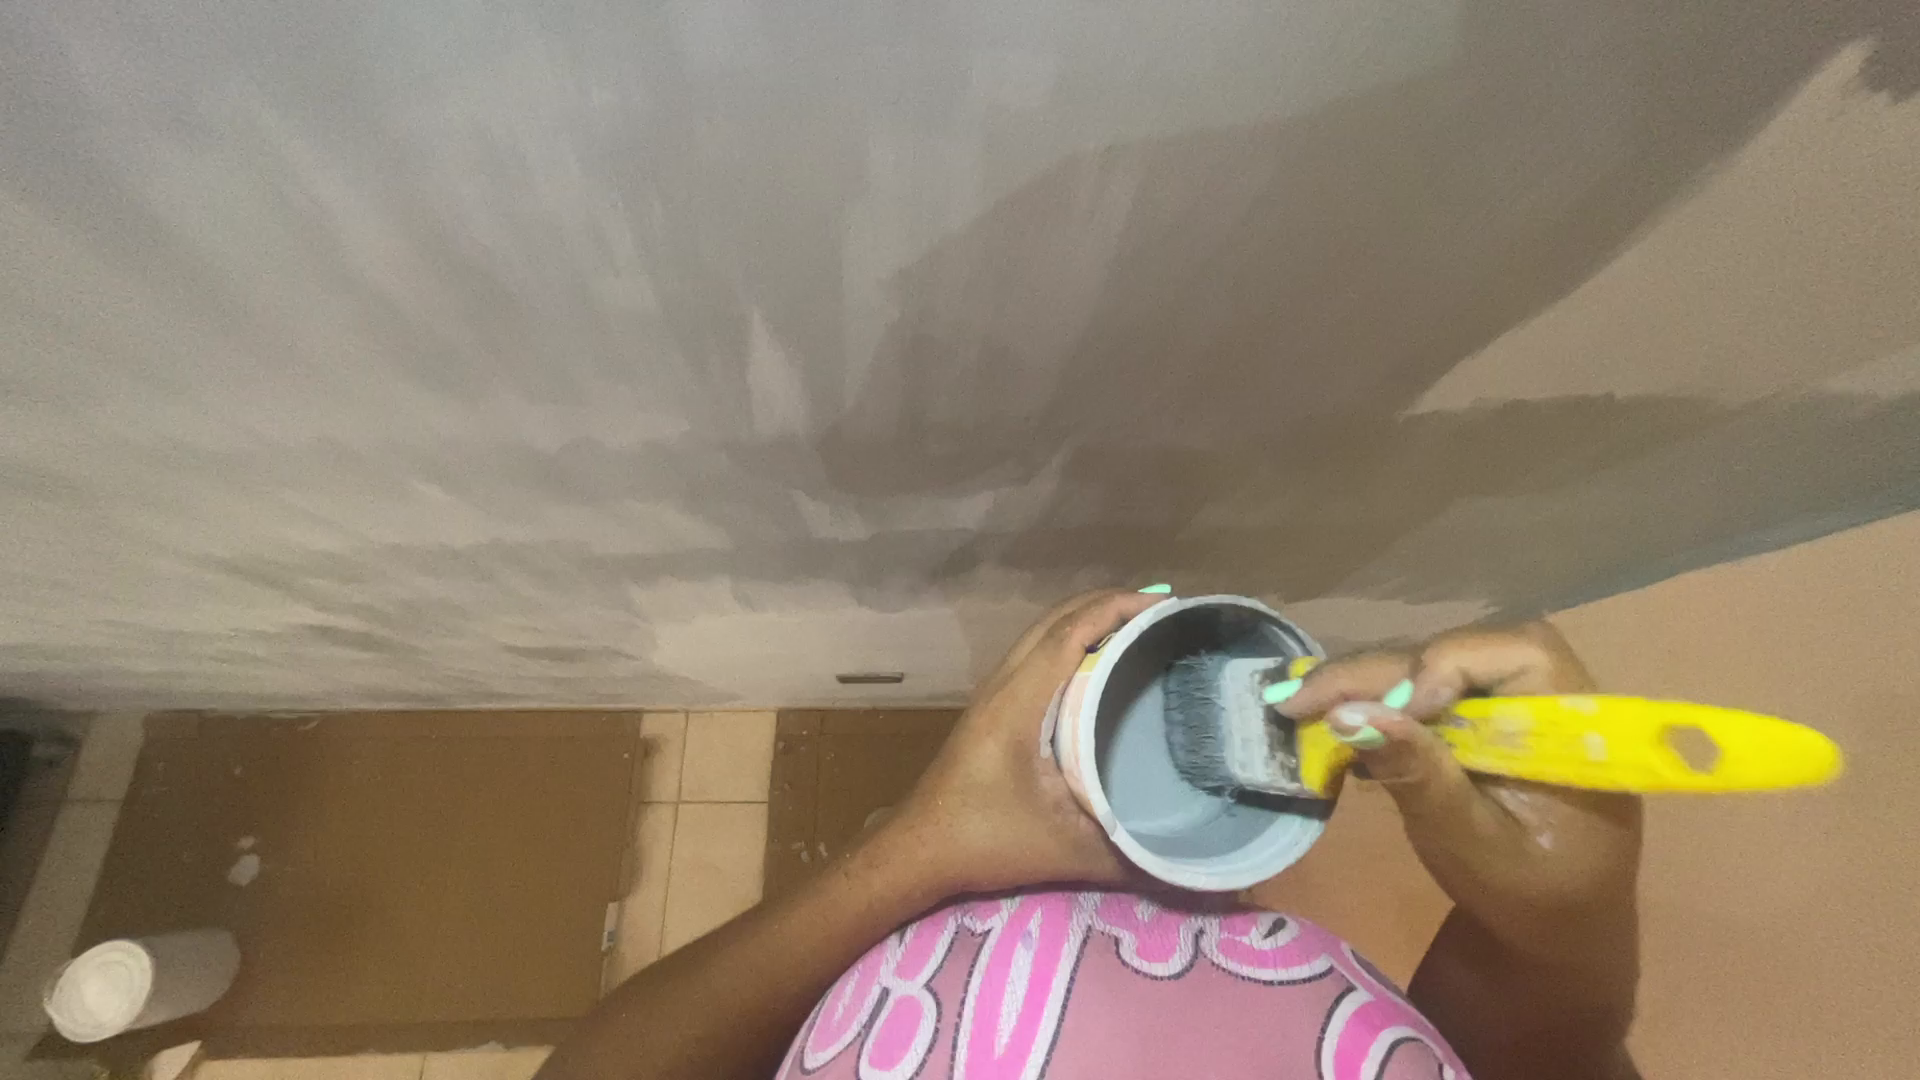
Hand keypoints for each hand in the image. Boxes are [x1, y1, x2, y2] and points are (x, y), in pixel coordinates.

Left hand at [877, 589, 1159, 895]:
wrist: (918, 848)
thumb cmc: (984, 841)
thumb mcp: (1064, 852)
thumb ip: (1126, 855)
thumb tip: (1190, 859)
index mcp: (1018, 703)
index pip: (1069, 633)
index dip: (1115, 608)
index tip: (1163, 604)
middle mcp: (1003, 684)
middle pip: (1055, 619)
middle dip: (1106, 603)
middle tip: (1160, 609)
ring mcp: (993, 691)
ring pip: (1041, 632)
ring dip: (1086, 618)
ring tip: (1135, 624)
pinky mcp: (991, 704)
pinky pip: (1034, 652)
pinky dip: (1069, 638)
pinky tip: (1095, 660)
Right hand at [1271, 621, 1642, 960]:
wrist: (1550, 928)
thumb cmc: (1526, 894)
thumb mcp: (1470, 843)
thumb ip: (1417, 775)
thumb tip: (1346, 713)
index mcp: (1570, 728)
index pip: (1517, 653)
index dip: (1448, 664)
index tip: (1396, 712)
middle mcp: (1538, 698)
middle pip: (1450, 651)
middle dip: (1374, 674)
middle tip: (1301, 702)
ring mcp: (1499, 703)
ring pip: (1421, 663)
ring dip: (1360, 682)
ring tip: (1301, 707)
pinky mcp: (1468, 714)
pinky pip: (1412, 686)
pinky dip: (1367, 698)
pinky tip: (1330, 718)